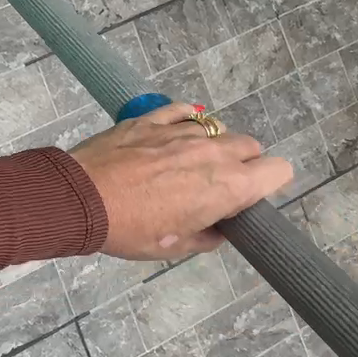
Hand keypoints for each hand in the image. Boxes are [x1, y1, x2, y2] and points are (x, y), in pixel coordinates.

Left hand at [68, 103, 291, 260]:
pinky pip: (179, 110)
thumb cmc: (129, 228)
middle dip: (239, 161)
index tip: (243, 195)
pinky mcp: (147, 119)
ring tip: (185, 159)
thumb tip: (217, 227)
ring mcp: (177, 130)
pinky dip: (182, 117)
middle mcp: (212, 151)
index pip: (278, 170)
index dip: (265, 182)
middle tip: (213, 180)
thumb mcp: (176, 246)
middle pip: (248, 145)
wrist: (79, 197)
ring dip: (209, 141)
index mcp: (229, 185)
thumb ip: (208, 234)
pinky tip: (172, 130)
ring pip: (214, 127)